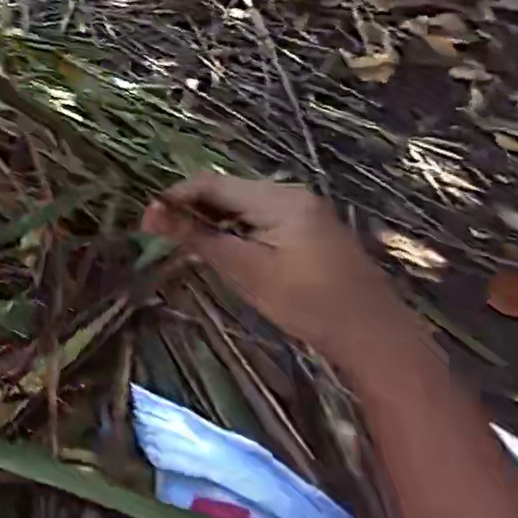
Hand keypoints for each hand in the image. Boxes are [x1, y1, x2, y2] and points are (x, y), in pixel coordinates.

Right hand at [142, 173, 422, 362]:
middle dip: (189, 209)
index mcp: (278, 198)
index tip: (145, 223)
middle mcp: (290, 193)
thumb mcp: (244, 270)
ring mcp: (302, 208)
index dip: (173, 198)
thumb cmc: (306, 303)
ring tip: (184, 246)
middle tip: (160, 237)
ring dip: (209, 220)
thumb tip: (151, 212)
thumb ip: (197, 237)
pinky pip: (256, 217)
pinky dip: (232, 229)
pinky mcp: (306, 226)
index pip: (211, 183)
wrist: (372, 334)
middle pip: (225, 190)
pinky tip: (221, 250)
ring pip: (239, 205)